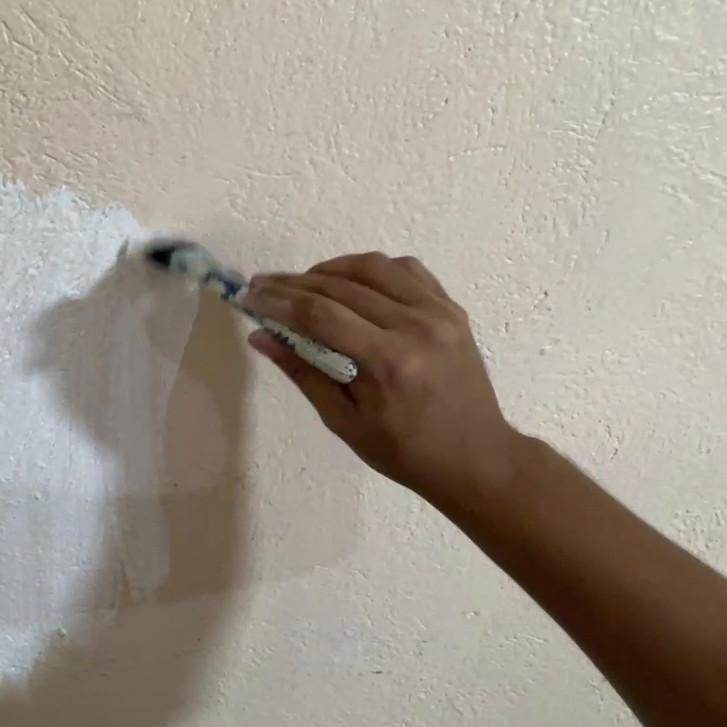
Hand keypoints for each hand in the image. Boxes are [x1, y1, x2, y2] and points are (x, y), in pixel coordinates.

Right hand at [242, 254, 529, 505]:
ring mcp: (439, 313)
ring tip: (303, 284)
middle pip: (341, 286)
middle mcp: (417, 327)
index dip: (279, 300)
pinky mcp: (451, 309)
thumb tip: (260, 336)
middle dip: (294, 284)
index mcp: (389, 362)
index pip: (321, 315)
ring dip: (330, 269)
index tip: (249, 295)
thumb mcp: (344, 422)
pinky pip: (406, 270)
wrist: (476, 459)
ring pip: (373, 267)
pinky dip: (371, 270)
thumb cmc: (405, 452)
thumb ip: (302, 372)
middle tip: (263, 285)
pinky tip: (351, 283)